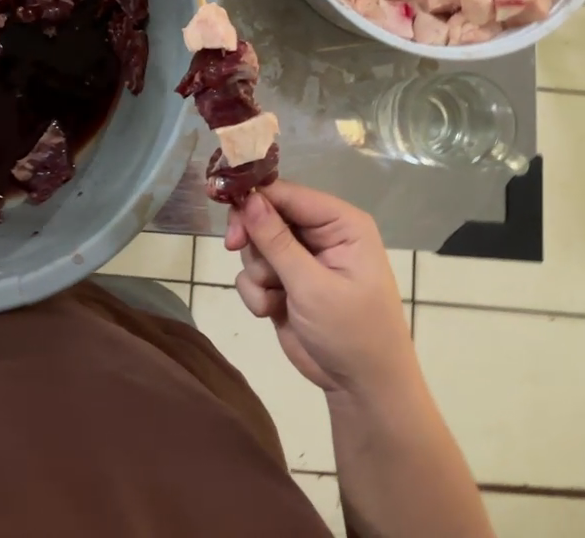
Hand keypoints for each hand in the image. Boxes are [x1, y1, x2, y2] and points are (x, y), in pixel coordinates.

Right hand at [225, 181, 414, 397]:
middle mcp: (321, 234)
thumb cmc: (351, 333)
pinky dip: (255, 292)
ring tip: (272, 297)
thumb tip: (248, 198)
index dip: (254, 197)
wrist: (361, 390)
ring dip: (256, 272)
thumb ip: (277, 240)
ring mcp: (302, 260)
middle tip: (232, 247)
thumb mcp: (313, 286)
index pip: (288, 193)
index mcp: (341, 224)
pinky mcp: (285, 283)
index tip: (223, 204)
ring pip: (255, 245)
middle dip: (251, 237)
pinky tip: (270, 311)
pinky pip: (253, 273)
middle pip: (266, 214)